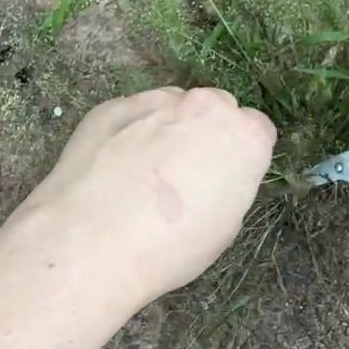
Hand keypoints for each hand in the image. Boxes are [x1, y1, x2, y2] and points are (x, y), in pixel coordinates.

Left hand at [6, 87, 275, 304]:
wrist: (92, 242)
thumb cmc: (170, 248)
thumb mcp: (223, 227)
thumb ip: (228, 185)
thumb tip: (211, 175)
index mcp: (245, 137)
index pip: (257, 130)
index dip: (239, 155)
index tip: (222, 177)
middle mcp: (204, 107)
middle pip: (214, 109)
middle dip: (203, 132)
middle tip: (181, 172)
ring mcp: (154, 100)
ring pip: (170, 106)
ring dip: (164, 128)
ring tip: (138, 172)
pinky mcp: (112, 106)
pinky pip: (130, 114)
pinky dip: (126, 133)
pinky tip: (109, 168)